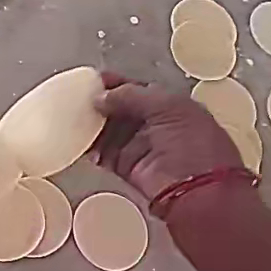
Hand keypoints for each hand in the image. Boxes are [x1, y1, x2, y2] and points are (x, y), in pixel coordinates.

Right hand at [91, 72, 245, 201]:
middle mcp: (154, 125)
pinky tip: (80, 142)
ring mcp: (141, 147)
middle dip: (100, 104)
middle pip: (121, 110)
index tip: (93, 81)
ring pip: (110, 132)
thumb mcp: (166, 107)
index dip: (116, 85)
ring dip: (93, 126)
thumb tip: (100, 98)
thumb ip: (131, 96)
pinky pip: (106, 154)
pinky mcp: (129, 168)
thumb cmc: (190, 141)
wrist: (197, 189)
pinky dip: (93, 149)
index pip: (137, 90)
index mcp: (170, 106)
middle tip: (76, 100)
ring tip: (73, 118)